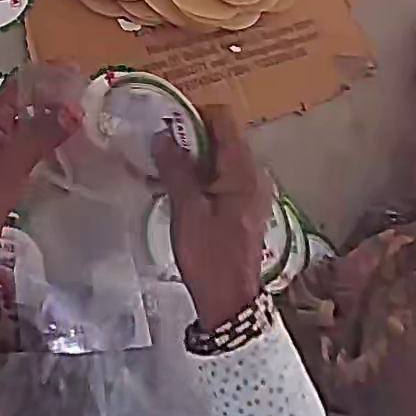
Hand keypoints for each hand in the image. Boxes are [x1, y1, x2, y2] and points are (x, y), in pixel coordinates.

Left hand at [0, 65, 83, 267]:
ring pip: (35, 123)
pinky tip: (76, 146)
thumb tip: (76, 107)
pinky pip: (37, 145)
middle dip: (59, 97)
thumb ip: (43, 132)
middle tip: (93, 98)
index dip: (50, 75)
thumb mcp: (12, 162)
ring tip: (91, 119)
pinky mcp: (10, 168)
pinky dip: (54, 141)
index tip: (82, 74)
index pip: (23, 82)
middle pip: (31, 101)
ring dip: (58, 120)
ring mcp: (2, 147)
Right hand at [154, 105, 265, 328]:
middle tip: (162, 145)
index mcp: (243, 168)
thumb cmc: (209, 255)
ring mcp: (252, 188)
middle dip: (193, 134)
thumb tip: (163, 135)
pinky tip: (180, 187)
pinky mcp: (246, 203)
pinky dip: (204, 172)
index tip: (168, 123)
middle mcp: (254, 172)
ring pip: (223, 155)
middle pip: (224, 134)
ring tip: (165, 165)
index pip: (224, 118)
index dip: (196, 113)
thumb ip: (176, 169)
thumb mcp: (187, 210)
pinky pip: (225, 174)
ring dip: (196, 154)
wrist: (231, 302)